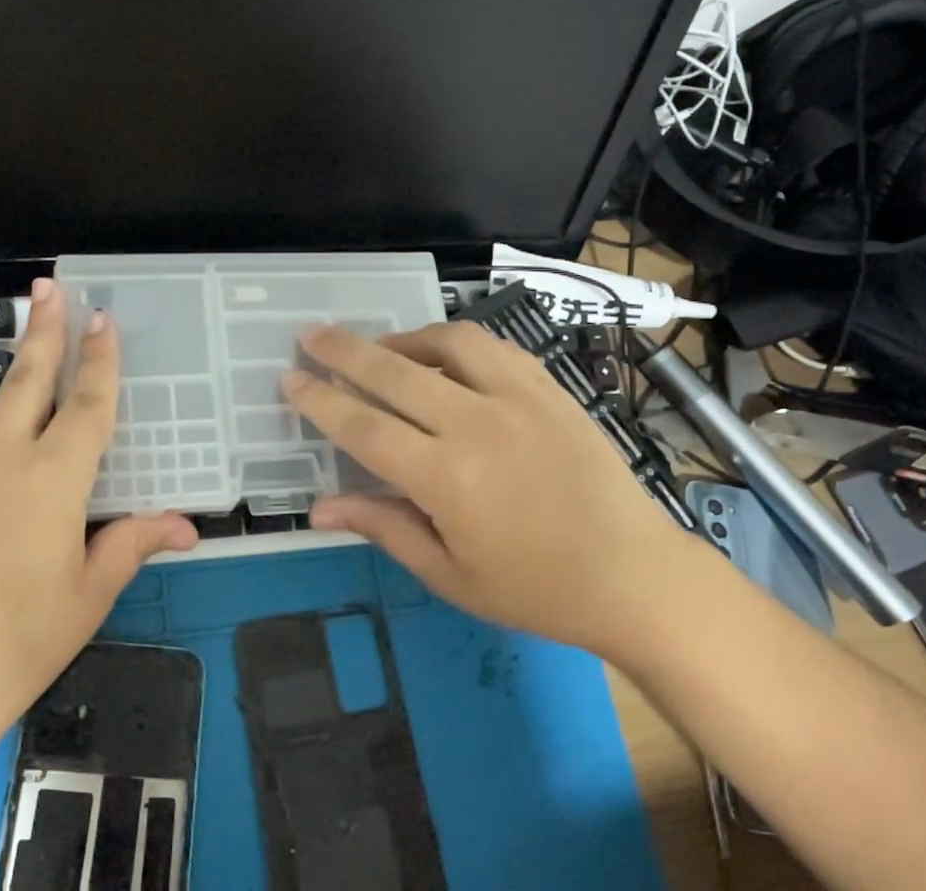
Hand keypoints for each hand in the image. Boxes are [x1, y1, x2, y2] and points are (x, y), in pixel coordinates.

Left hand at [0, 277, 196, 751]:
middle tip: (48, 288)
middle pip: (27, 380)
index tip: (102, 318)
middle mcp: (0, 458)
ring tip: (32, 359)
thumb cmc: (18, 643)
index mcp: (52, 478)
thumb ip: (131, 544)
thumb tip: (184, 526)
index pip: (87, 403)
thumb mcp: (87, 595)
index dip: (99, 359)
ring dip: (15, 379)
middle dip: (43, 331)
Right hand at [283, 322, 692, 650]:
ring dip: (404, 339)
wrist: (635, 578)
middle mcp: (478, 425)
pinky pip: (496, 349)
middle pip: (395, 372)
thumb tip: (318, 507)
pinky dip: (459, 344)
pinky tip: (445, 356)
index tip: (289, 378)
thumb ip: (382, 527)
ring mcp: (521, 400)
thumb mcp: (449, 574)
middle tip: (311, 335)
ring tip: (380, 349)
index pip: (364, 427)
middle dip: (344, 351)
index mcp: (446, 478)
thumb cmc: (535, 590)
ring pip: (449, 344)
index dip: (320, 400)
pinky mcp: (552, 391)